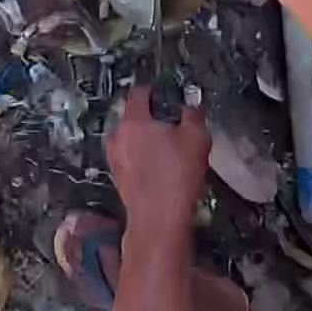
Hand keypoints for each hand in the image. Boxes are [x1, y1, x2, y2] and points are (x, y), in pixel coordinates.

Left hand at [107, 85, 210, 244]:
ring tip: (171, 149)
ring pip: (132, 138)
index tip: (168, 95)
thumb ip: (194, 114)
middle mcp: (117, 136)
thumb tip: (192, 105)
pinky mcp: (118, 177)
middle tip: (175, 124)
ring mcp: (115, 158)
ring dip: (147, 138)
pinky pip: (131, 157)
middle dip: (153, 117)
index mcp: (133, 121)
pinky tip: (162, 168)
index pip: (139, 92)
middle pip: (134, 116)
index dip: (155, 91)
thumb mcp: (197, 137)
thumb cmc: (177, 175)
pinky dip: (143, 157)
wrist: (159, 219)